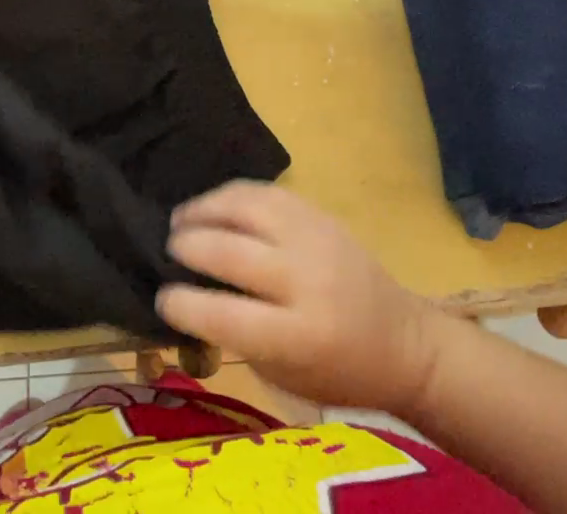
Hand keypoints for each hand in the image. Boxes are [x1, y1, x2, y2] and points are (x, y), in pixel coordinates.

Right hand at [156, 181, 459, 413]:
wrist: (405, 343)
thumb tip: (186, 296)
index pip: (224, 314)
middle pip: (230, 251)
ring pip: (245, 207)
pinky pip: (267, 192)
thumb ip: (236, 336)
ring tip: (182, 218)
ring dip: (204, 209)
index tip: (162, 297)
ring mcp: (316, 239)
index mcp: (299, 335)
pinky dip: (232, 196)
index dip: (182, 304)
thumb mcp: (284, 373)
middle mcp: (307, 280)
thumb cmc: (338, 372)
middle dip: (188, 246)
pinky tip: (215, 206)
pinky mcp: (322, 216)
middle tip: (169, 248)